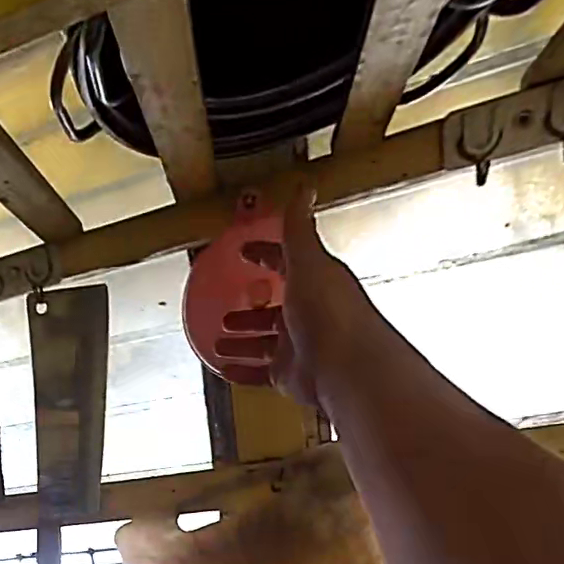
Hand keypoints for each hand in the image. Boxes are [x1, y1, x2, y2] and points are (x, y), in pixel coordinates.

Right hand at [216, 186, 380, 409]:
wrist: (345, 368)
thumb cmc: (330, 314)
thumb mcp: (308, 262)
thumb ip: (298, 230)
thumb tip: (304, 188)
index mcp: (315, 283)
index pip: (287, 264)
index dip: (266, 255)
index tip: (246, 251)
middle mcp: (309, 315)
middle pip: (274, 310)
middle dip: (250, 309)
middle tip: (228, 308)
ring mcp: (300, 348)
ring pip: (264, 344)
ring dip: (242, 342)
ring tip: (219, 340)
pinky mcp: (292, 376)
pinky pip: (261, 374)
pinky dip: (242, 372)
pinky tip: (225, 369)